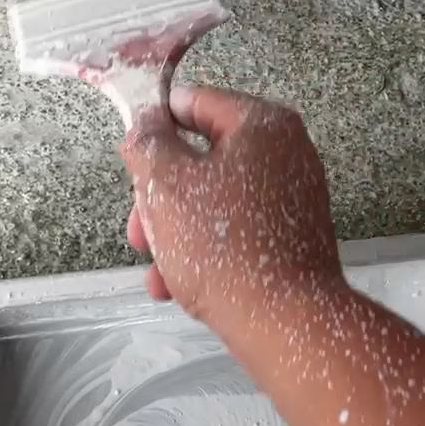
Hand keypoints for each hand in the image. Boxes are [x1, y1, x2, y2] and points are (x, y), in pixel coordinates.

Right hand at [121, 86, 342, 327]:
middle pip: (202, 154)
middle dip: (161, 194)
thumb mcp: (168, 186)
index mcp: (262, 123)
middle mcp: (285, 149)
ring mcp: (293, 191)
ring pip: (215, 196)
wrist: (288, 323)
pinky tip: (175, 284)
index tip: (130, 156)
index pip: (196, 102)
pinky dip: (206, 246)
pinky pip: (239, 225)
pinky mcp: (294, 232)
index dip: (155, 125)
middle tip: (139, 230)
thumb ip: (148, 144)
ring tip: (156, 267)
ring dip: (176, 228)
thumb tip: (146, 123)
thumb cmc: (224, 246)